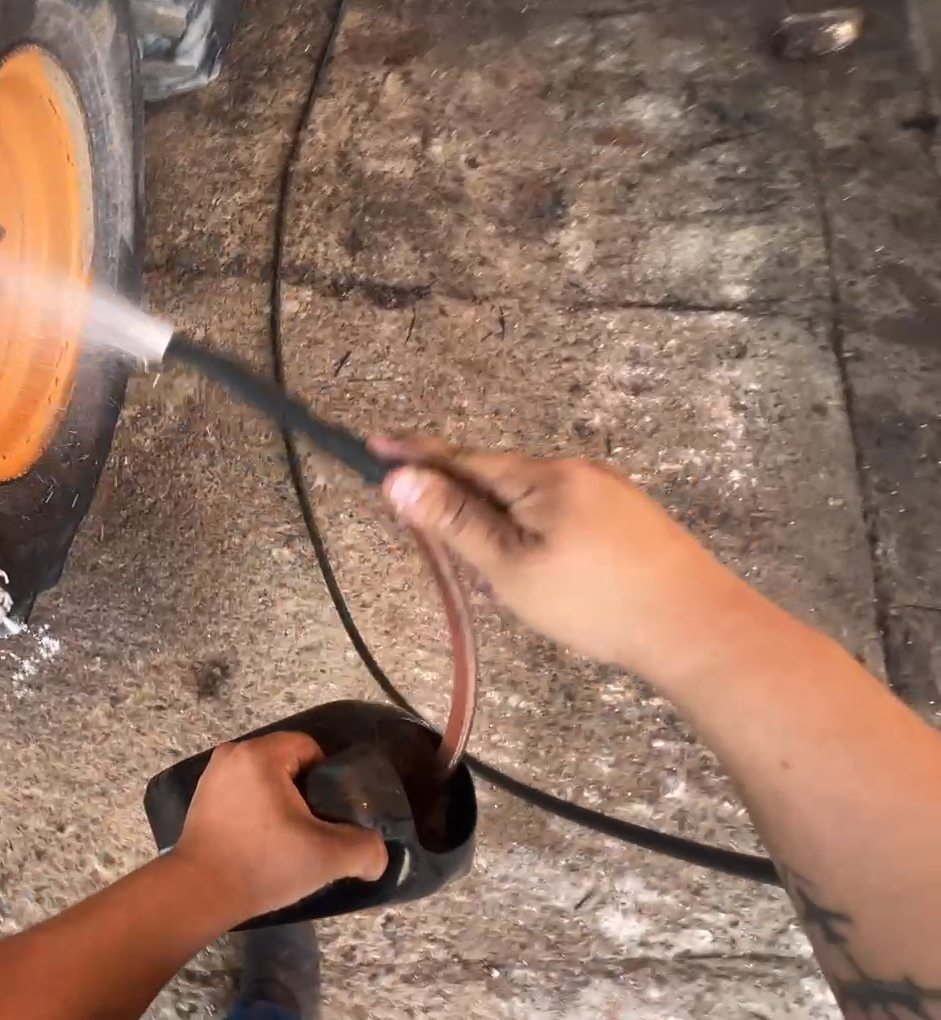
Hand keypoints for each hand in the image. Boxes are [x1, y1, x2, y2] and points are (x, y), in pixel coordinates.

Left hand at [168, 732, 387, 922]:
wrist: (202, 887)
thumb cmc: (264, 862)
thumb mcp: (327, 857)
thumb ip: (365, 848)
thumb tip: (375, 850)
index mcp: (258, 754)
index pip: (307, 746)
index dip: (329, 776)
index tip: (334, 811)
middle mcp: (232, 753)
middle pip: (285, 760)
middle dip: (307, 791)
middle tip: (318, 827)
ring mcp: (213, 773)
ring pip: (264, 777)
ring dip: (283, 801)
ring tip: (293, 837)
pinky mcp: (203, 795)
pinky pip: (244, 790)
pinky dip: (260, 808)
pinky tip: (266, 840)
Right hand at [372, 436, 770, 677]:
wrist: (705, 634)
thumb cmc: (595, 602)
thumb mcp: (509, 565)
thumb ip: (453, 520)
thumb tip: (398, 479)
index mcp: (542, 478)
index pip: (460, 459)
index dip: (413, 455)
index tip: (373, 443)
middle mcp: (573, 471)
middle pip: (491, 476)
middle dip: (454, 496)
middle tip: (422, 530)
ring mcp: (604, 491)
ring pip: (522, 495)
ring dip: (490, 516)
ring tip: (480, 561)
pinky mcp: (623, 514)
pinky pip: (551, 507)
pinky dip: (522, 523)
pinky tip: (527, 558)